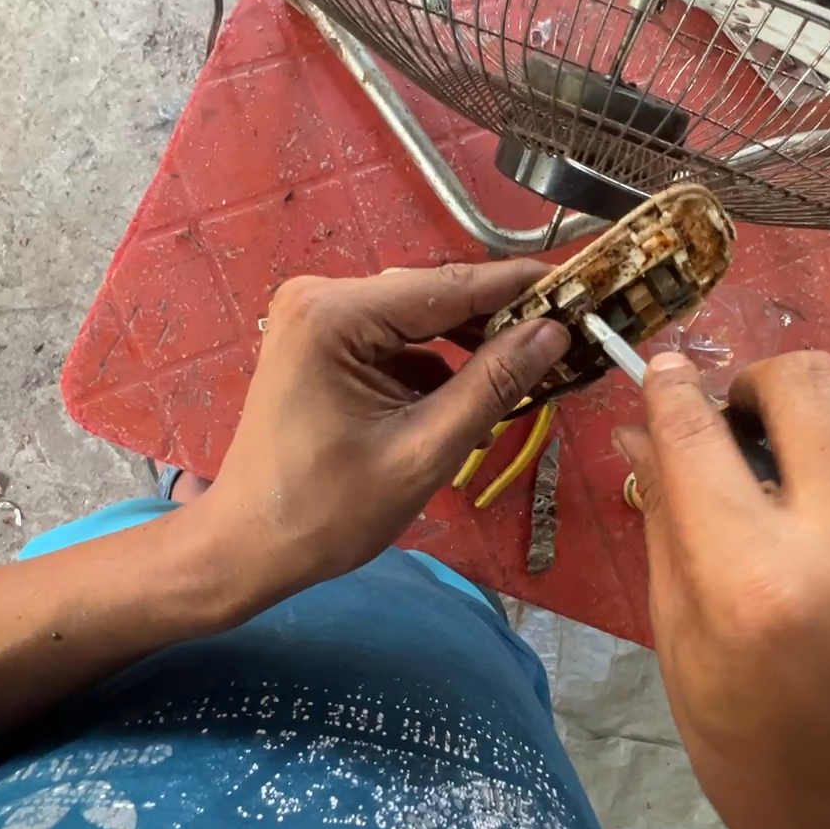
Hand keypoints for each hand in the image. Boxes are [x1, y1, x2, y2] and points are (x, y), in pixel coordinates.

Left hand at [199, 262, 568, 599]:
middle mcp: (321, 297)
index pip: (449, 286)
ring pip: (417, 319)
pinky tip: (470, 389)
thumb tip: (553, 332)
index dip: (520, 285)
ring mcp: (317, 319)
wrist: (249, 547)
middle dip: (497, 320)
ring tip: (528, 366)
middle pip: (433, 298)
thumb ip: (492, 385)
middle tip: (565, 335)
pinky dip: (434, 364)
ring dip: (468, 344)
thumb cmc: (328, 512)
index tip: (580, 281)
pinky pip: (394, 341)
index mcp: (335, 315)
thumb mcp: (424, 451)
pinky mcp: (322, 344)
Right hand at [613, 350, 829, 828]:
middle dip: (755, 381)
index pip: (697, 435)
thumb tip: (639, 427)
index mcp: (751, 580)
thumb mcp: (674, 621)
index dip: (670, 387)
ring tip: (797, 460)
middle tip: (737, 417)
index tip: (662, 369)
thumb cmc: (733, 727)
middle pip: (807, 383)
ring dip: (821, 414)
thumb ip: (663, 508)